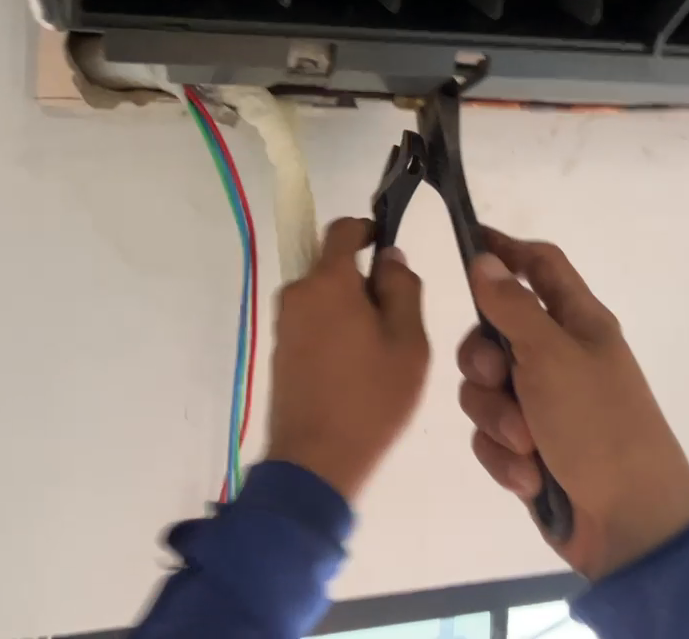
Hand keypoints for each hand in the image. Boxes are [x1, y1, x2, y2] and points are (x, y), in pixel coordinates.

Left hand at [264, 218, 430, 501]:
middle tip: (397, 317)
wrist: (315, 461)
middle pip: (334, 266)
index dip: (367, 228)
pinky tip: (356, 366)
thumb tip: (389, 258)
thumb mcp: (408, 342)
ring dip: (350, 307)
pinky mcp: (279, 348)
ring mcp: (284, 322)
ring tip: (380, 350)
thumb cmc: (371, 398)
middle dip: (364, 279)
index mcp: (328, 281)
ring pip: (324, 295)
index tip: (387, 244)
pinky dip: (334, 328)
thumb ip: (402, 289)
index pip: (342, 229)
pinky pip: (312, 320)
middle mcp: (297, 292)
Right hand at [457, 229, 688, 579]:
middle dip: (483, 359)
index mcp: (577, 323)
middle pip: (493, 330)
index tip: (466, 243)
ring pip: (484, 386)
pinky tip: (528, 476)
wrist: (630, 527)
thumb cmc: (598, 426)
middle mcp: (557, 356)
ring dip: (495, 417)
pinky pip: (490, 433)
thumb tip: (483, 258)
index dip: (505, 249)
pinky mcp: (528, 446)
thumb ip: (511, 306)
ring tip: (524, 444)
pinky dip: (503, 455)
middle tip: (499, 378)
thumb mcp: (552, 356)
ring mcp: (542, 403)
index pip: (538, 265)